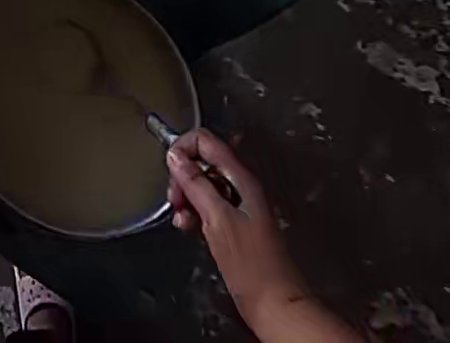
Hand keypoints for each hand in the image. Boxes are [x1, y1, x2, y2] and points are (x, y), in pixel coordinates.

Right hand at [167, 129, 360, 342]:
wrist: (277, 308)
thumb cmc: (251, 265)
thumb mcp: (217, 219)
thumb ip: (195, 184)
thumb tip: (174, 155)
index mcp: (241, 178)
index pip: (205, 141)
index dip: (184, 149)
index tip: (171, 170)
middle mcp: (240, 186)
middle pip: (202, 162)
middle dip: (182, 176)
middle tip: (175, 199)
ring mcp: (238, 206)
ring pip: (202, 185)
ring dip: (186, 197)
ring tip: (182, 219)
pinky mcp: (234, 225)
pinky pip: (208, 206)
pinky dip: (194, 213)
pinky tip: (189, 228)